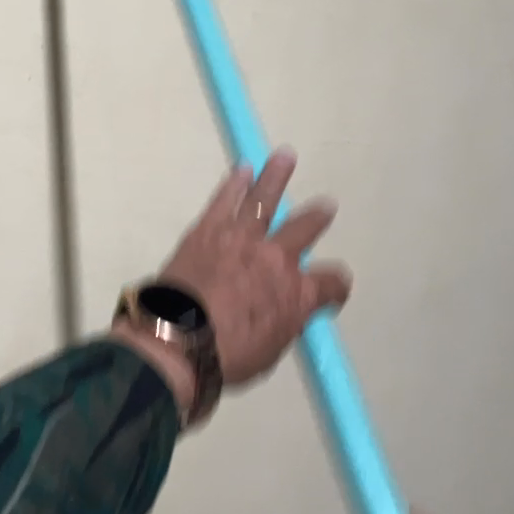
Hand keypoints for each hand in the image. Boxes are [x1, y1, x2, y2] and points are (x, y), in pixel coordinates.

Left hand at [157, 148, 351, 389]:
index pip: (332, 282)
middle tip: (324, 206)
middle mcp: (277, 259)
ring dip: (276, 176)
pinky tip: (241, 169)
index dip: (335, 287)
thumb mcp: (272, 350)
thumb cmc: (227, 357)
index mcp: (299, 294)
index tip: (331, 290)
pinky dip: (234, 183)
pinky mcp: (207, 230)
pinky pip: (225, 200)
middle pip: (304, 229)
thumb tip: (283, 312)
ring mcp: (242, 239)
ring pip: (265, 200)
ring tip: (284, 156)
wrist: (178, 340)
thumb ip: (282, 323)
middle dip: (316, 218)